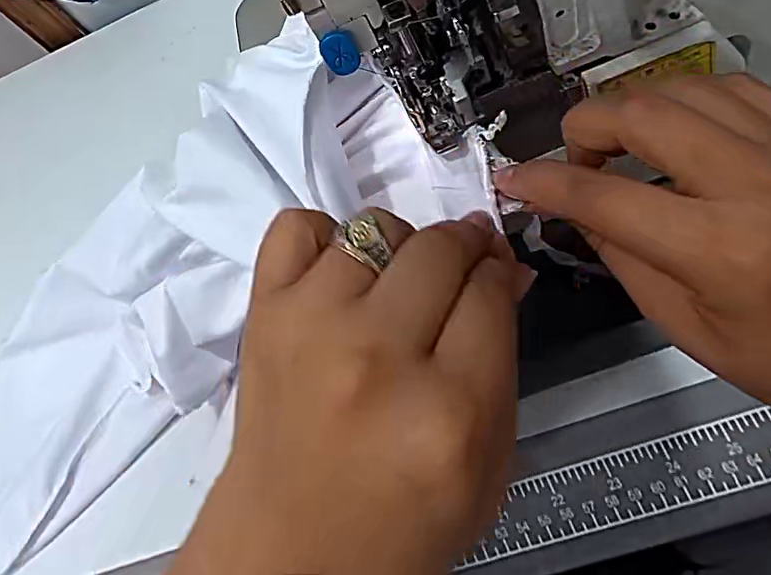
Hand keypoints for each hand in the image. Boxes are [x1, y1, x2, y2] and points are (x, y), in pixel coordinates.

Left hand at [173, 208, 532, 574]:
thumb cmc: (402, 518)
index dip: (497, 271)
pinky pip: (297, 227)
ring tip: (392, 281)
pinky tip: (335, 271)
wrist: (293, 547)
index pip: (488, 291)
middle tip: (457, 265)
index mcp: (448, 411)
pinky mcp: (265, 310)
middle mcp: (378, 355)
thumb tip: (505, 270)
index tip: (494, 268)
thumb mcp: (487, 464)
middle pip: (438, 250)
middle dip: (462, 248)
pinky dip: (321, 237)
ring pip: (373, 230)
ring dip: (396, 247)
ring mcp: (313, 323)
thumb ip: (504, 360)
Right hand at [493, 75, 770, 462]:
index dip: (542, 181)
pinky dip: (690, 98)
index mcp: (725, 252)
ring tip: (626, 143)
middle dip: (584, 126)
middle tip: (577, 158)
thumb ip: (621, 257)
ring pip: (681, 88)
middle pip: (639, 114)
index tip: (513, 177)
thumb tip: (571, 204)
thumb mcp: (692, 332)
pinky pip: (736, 88)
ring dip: (633, 108)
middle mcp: (761, 186)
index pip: (602, 194)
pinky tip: (683, 128)